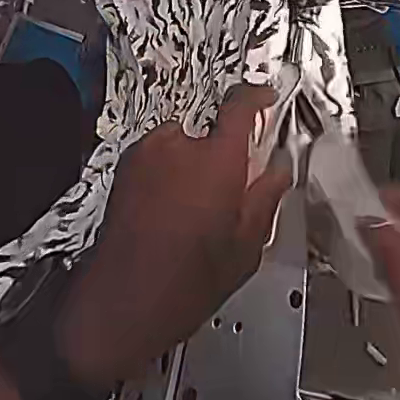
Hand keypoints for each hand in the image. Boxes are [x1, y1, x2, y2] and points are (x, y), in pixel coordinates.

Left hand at [57, 84, 291, 387]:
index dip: (257, 97)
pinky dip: (167, 172)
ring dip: (192, 164)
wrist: (121, 303)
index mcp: (218, 160)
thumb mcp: (246, 246)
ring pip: (183, 144)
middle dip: (223, 155)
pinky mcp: (126, 167)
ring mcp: (147, 154)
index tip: (264, 98)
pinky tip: (168, 211)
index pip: (241, 105)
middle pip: (212, 132)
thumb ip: (266, 196)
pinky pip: (158, 156)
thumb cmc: (185, 281)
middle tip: (227, 195)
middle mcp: (180, 146)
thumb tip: (278, 170)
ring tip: (192, 210)